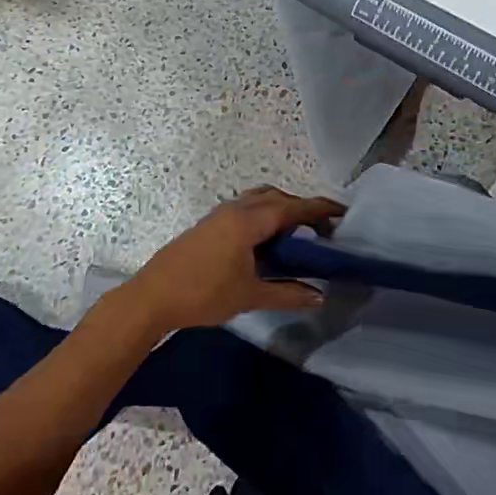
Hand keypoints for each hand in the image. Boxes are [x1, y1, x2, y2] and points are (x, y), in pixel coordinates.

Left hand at [107, 187, 344, 336]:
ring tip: (298, 235)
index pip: (293, 207)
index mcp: (248, 221)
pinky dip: (264, 216)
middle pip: (277, 198)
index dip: (320, 208)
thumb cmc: (203, 294)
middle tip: (323, 229)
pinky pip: (245, 208)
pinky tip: (267, 242)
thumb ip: (287, 293)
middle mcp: (235, 209)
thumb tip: (319, 296)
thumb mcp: (250, 296)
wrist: (152, 297)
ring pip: (258, 200)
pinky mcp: (209, 225)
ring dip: (281, 210)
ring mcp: (219, 215)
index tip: (343, 212)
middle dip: (302, 208)